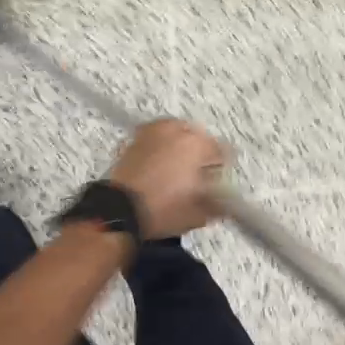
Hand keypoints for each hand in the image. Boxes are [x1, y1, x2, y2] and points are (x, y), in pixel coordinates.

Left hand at [108, 119, 227, 239]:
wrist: (120, 209)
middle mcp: (178, 130)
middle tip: (196, 175)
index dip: (221, 167)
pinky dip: (161, 145)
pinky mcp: (136, 136)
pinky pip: (157, 136)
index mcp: (198, 145)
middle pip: (200, 138)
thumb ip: (218, 203)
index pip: (223, 150)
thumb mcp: (198, 214)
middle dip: (201, 154)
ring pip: (177, 133)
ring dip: (181, 146)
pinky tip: (158, 162)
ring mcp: (154, 130)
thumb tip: (225, 199)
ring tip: (176, 168)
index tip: (216, 181)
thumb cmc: (163, 211)